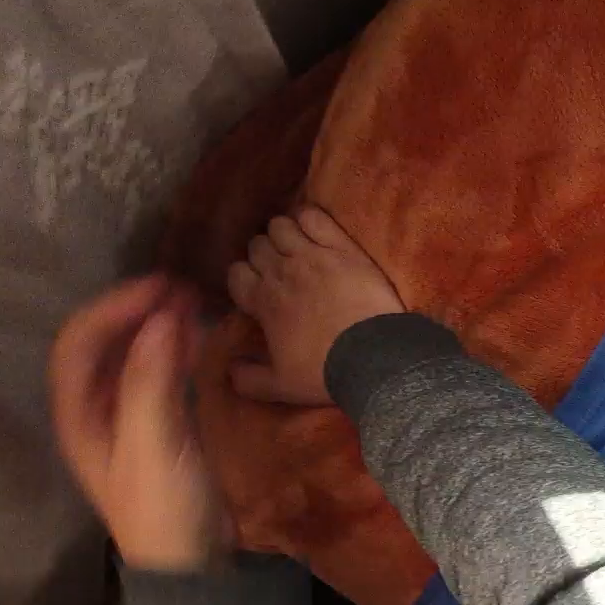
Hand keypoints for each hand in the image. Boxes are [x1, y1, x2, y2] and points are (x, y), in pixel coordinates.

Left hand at [50, 275, 224, 571]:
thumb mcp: (152, 443)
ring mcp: (130, 420)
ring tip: (193, 308)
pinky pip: (162, 379)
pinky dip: (177, 355)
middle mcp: (97, 409)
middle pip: (106, 345)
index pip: (81, 341)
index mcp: (78, 411)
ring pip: (135, 360)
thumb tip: (163, 320)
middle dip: (138, 313)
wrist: (189, 561)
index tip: (159, 287)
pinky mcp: (162, 430)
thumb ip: (152, 381)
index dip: (114, 308)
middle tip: (182, 290)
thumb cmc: (162, 507)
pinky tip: (199, 345)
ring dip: (159, 330)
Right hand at [226, 205, 404, 404]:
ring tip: (302, 249)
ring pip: (281, 227)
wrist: (375, 357)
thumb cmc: (327, 372)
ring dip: (287, 234)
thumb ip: (250, 380)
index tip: (263, 290)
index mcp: (264, 303)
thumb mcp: (282, 387)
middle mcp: (281, 273)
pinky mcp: (343, 249)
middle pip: (258, 246)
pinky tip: (319, 231)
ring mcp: (311, 256)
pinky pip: (315, 217)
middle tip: (287, 271)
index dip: (248, 279)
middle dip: (267, 255)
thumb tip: (229, 373)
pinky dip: (312, 218)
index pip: (237, 274)